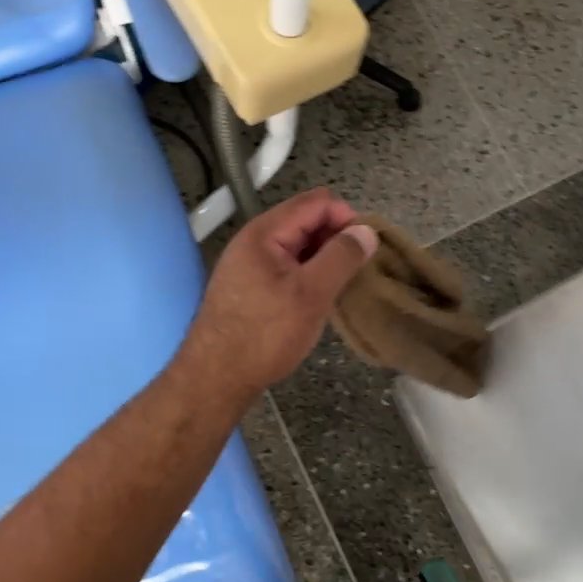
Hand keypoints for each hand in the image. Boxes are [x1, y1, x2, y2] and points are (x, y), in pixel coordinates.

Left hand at [180, 188, 378, 393]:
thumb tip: (367, 231)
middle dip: (336, 237)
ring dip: (324, 257)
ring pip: (298, 245)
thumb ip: (342, 257)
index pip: (316, 202)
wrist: (215, 379)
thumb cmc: (264, 334)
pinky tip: (320, 297)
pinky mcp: (250, 287)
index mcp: (265, 232)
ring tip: (344, 284)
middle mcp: (254, 240)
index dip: (346, 217)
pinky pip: (288, 266)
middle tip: (359, 268)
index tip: (367, 246)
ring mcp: (249, 264)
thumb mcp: (312, 294)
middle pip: (306, 220)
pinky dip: (309, 273)